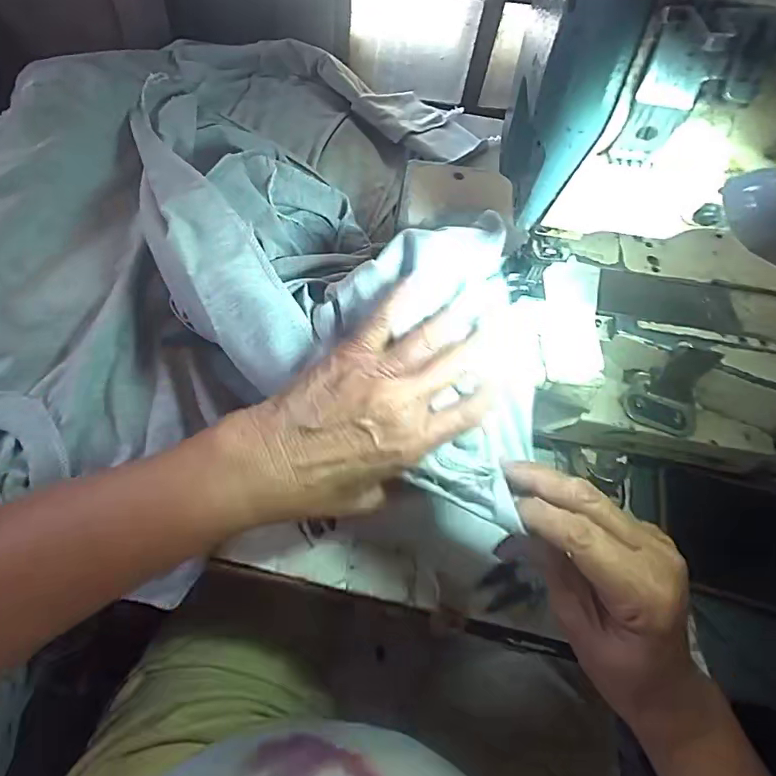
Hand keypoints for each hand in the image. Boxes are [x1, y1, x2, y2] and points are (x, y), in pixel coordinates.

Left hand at [208, 284, 496, 525]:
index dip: (490, 390)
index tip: (505, 372)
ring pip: (429, 337)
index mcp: (415, 442)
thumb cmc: (317, 487)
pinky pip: (383, 319)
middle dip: (486, 339)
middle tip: (505, 317)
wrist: (270, 460)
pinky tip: (423, 277)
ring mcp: (380, 373)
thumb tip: (415, 468)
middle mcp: (406, 403)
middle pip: (457, 365)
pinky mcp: (352, 353)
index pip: (468, 412)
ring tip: (481, 293)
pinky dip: (404, 295)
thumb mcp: (371, 497)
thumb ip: (401, 480)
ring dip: (458, 312)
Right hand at [507, 462, 702, 725]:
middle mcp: (654, 552)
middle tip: (504, 469)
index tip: (502, 502)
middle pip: (591, 503)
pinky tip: (540, 491)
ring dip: (552, 482)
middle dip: (543, 481)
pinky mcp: (647, 532)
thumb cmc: (623, 673)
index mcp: (642, 588)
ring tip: (514, 472)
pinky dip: (567, 496)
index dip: (540, 514)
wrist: (670, 684)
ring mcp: (655, 538)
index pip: (583, 536)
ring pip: (596, 496)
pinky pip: (601, 506)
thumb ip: (554, 574)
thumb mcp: (578, 630)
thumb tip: (521, 528)